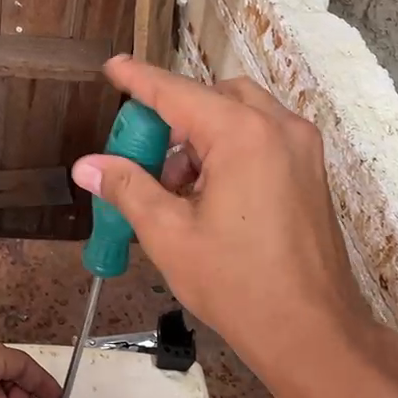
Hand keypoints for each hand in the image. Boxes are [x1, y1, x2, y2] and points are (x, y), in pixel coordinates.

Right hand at [71, 56, 364, 372]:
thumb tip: (87, 166)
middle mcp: (279, 128)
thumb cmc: (236, 283)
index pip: (177, 93)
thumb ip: (127, 188)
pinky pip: (262, 140)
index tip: (113, 67)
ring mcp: (302, 150)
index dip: (139, 81)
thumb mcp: (168, 234)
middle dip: (174, 116)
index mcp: (243, 135)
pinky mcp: (311, 174)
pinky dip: (228, 151)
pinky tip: (205, 196)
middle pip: (214, 98)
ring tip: (171, 187)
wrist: (310, 331)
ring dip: (201, 137)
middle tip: (143, 153)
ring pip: (241, 118)